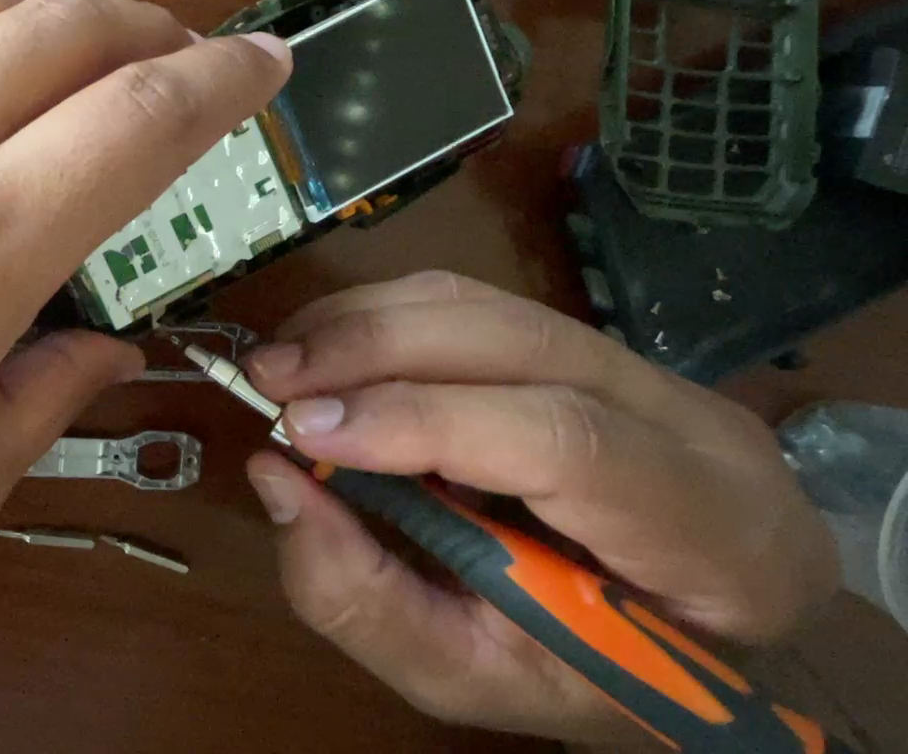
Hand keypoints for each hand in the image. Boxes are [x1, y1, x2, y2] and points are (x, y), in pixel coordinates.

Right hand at [242, 272, 836, 745]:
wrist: (676, 623)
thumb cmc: (582, 670)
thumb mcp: (470, 676)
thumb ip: (364, 599)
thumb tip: (274, 473)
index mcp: (711, 537)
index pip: (568, 443)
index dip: (422, 422)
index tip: (301, 431)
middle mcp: (690, 426)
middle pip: (517, 342)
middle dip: (372, 349)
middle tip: (265, 378)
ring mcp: (634, 367)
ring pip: (481, 305)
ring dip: (359, 322)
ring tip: (277, 362)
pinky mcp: (574, 341)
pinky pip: (464, 300)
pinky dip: (374, 314)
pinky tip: (320, 348)